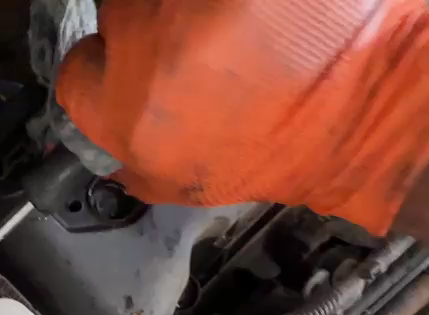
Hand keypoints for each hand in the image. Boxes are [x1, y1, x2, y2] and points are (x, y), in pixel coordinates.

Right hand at [56, 0, 428, 231]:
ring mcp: (188, 0)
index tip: (121, 70)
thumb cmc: (267, 152)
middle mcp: (144, 44)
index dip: (98, 70)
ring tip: (219, 31)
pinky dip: (225, 6)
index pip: (76, 72)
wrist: (352, 108)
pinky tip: (253, 21)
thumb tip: (105, 148)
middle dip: (143, 26)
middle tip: (182, 43)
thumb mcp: (176, 183)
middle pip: (116, 13)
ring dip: (182, 10)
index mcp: (122, 109)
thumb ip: (128, 160)